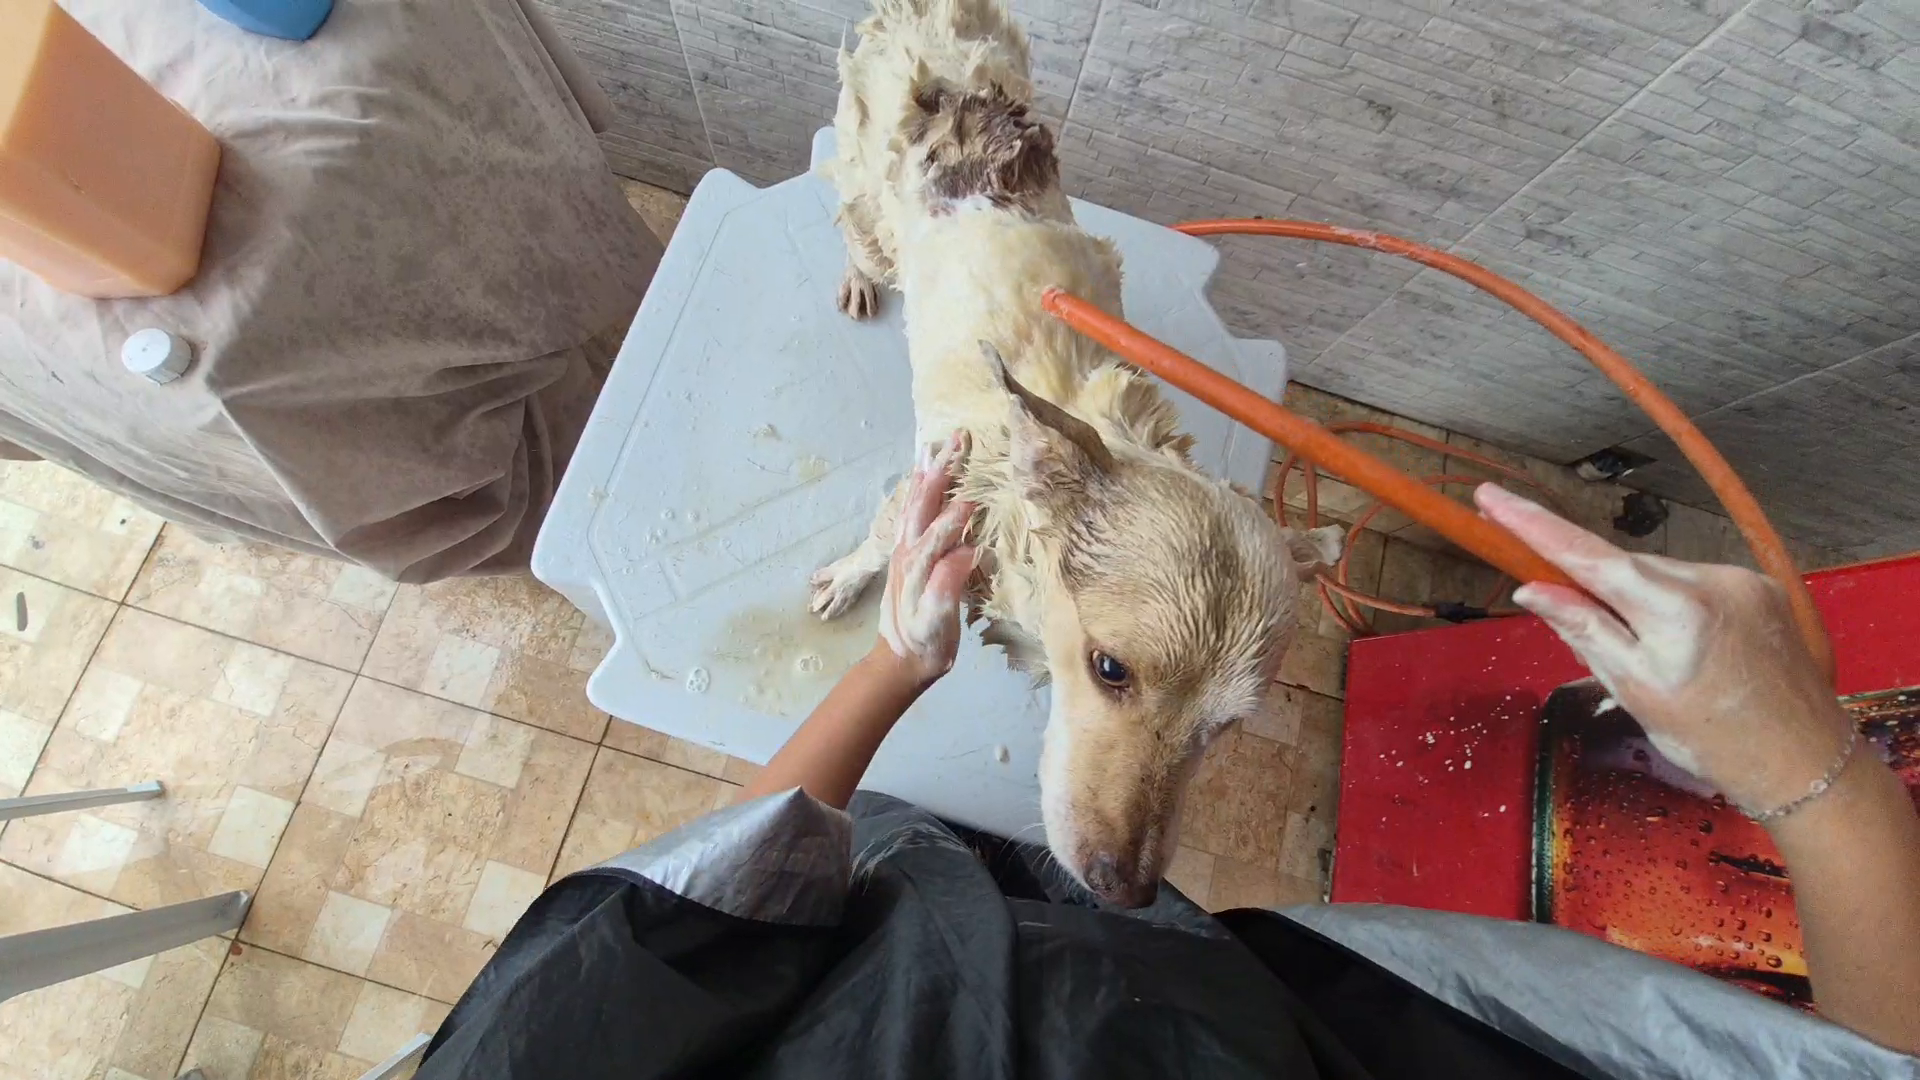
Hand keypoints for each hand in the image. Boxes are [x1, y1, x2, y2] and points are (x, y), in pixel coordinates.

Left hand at [874, 431, 976, 688]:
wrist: (900, 659)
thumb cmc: (925, 643)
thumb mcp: (937, 623)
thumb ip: (947, 587)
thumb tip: (967, 552)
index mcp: (917, 566)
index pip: (939, 532)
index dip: (956, 516)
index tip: (976, 500)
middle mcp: (907, 551)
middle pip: (922, 502)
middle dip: (940, 470)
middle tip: (958, 439)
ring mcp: (905, 550)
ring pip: (916, 502)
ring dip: (929, 472)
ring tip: (940, 445)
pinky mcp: (907, 553)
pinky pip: (913, 512)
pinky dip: (921, 490)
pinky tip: (926, 477)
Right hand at [1476, 483, 1850, 814]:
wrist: (1809, 765)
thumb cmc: (1707, 734)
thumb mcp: (1630, 685)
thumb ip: (1581, 628)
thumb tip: (1529, 589)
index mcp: (1675, 606)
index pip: (1585, 554)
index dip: (1531, 523)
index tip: (1490, 496)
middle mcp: (1712, 579)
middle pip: (1618, 564)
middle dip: (1580, 577)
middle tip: (1551, 603)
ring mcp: (1742, 581)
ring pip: (1649, 573)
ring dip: (1621, 593)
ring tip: (1630, 646)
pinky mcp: (1758, 590)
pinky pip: (1681, 582)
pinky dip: (1656, 599)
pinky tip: (1662, 636)